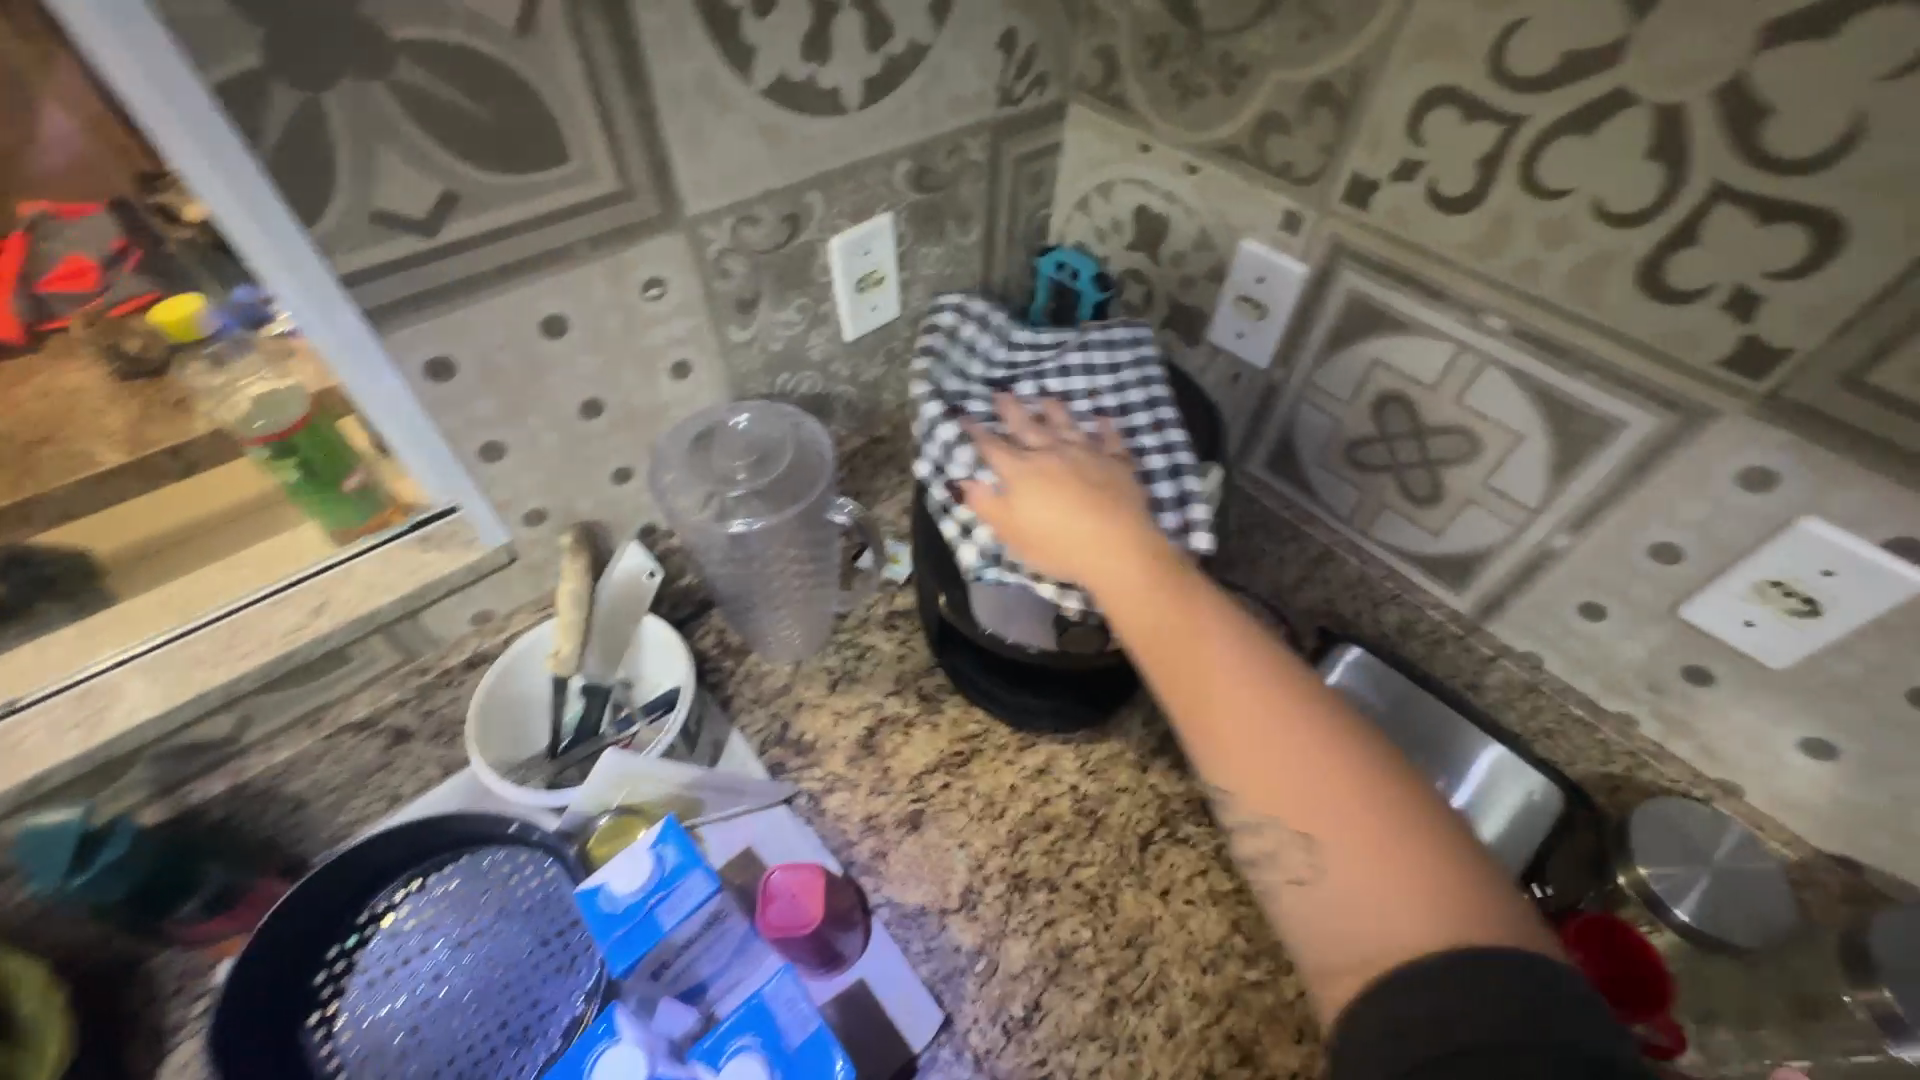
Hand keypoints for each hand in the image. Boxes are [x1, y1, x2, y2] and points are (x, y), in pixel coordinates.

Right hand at [957, 394, 1172, 592]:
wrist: (1115, 547)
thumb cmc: (1056, 545)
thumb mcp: (1010, 532)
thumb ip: (986, 504)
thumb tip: (963, 482)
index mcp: (1021, 471)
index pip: (992, 447)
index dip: (976, 431)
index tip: (964, 415)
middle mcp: (1051, 453)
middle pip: (1027, 426)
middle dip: (1011, 410)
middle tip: (1001, 393)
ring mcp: (1086, 454)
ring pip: (1066, 425)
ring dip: (1054, 410)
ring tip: (1045, 397)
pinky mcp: (1116, 462)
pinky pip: (1109, 439)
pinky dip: (1104, 427)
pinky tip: (1102, 418)